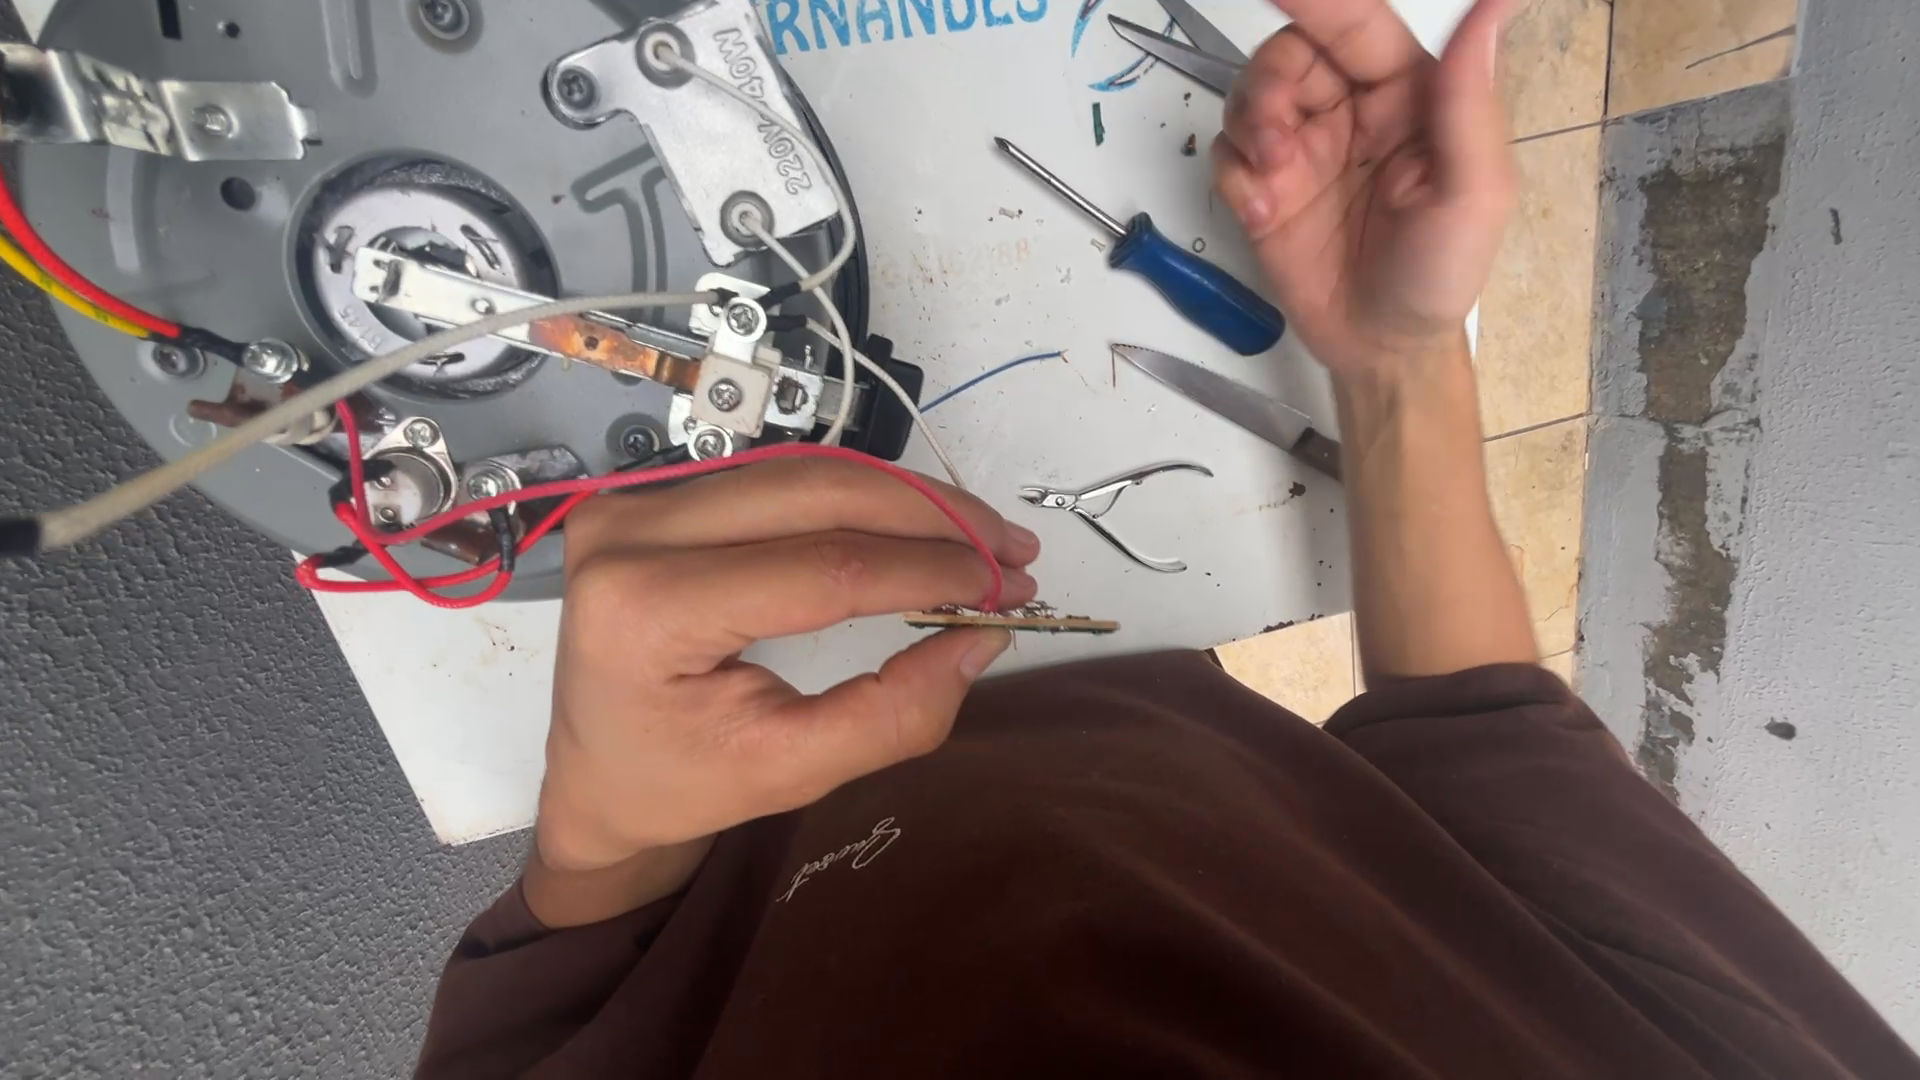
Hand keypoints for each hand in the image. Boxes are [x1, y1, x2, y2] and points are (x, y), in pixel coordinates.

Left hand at [534, 458, 1039, 884]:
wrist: (595, 775)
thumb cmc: (679, 786)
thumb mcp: (792, 772)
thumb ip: (895, 714)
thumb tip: (983, 637)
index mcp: (649, 610)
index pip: (824, 567)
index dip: (931, 569)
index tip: (1008, 586)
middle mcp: (632, 532)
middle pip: (819, 492)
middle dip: (933, 516)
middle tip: (1011, 550)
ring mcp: (640, 502)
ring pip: (808, 470)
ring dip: (907, 497)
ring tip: (981, 533)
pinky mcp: (662, 496)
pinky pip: (785, 478)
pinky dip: (865, 496)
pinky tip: (916, 520)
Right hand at [1213, 0, 1512, 379]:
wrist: (1380, 346)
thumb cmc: (1438, 273)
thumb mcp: (1473, 191)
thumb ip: (1469, 102)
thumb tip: (1496, 2)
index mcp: (1406, 97)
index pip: (1356, 27)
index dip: (1317, 1)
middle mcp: (1348, 116)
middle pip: (1289, 58)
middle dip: (1269, 84)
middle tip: (1275, 137)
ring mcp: (1301, 157)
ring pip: (1249, 102)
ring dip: (1248, 127)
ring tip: (1272, 177)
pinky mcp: (1263, 198)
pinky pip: (1229, 160)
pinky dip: (1236, 176)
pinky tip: (1263, 209)